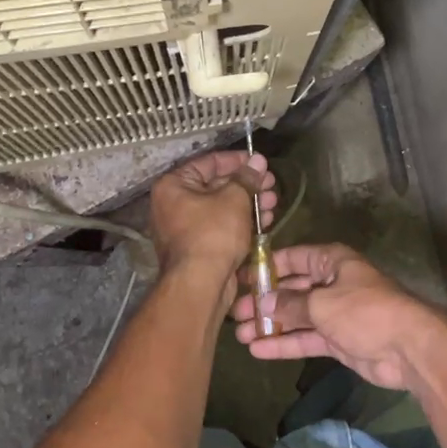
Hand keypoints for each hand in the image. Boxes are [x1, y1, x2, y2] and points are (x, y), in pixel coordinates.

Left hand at [150, 149, 275, 283]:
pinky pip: (220, 227)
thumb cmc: (213, 234)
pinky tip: (264, 222)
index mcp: (173, 185)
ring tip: (273, 203)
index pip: (208, 163)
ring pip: (221, 209)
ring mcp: (184, 228)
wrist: (200, 286)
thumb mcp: (234, 199)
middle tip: (272, 185)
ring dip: (249, 204)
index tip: (259, 162)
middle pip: (216, 186)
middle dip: (247, 186)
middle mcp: (173, 204)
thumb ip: (247, 178)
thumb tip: (258, 161)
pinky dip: (240, 223)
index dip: (237, 160)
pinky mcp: (197, 248)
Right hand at [230, 244, 446, 389]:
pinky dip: (284, 344)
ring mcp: (334, 313)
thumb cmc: (364, 310)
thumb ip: (291, 303)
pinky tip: (258, 349)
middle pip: (292, 288)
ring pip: (295, 316)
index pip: (292, 257)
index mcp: (331, 261)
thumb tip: (264, 303)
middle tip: (234, 311)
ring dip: (270, 324)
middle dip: (264, 300)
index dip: (266, 266)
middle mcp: (331, 282)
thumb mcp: (322, 303)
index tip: (240, 277)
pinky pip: (305, 338)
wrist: (407, 347)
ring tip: (239, 333)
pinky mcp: (337, 340)